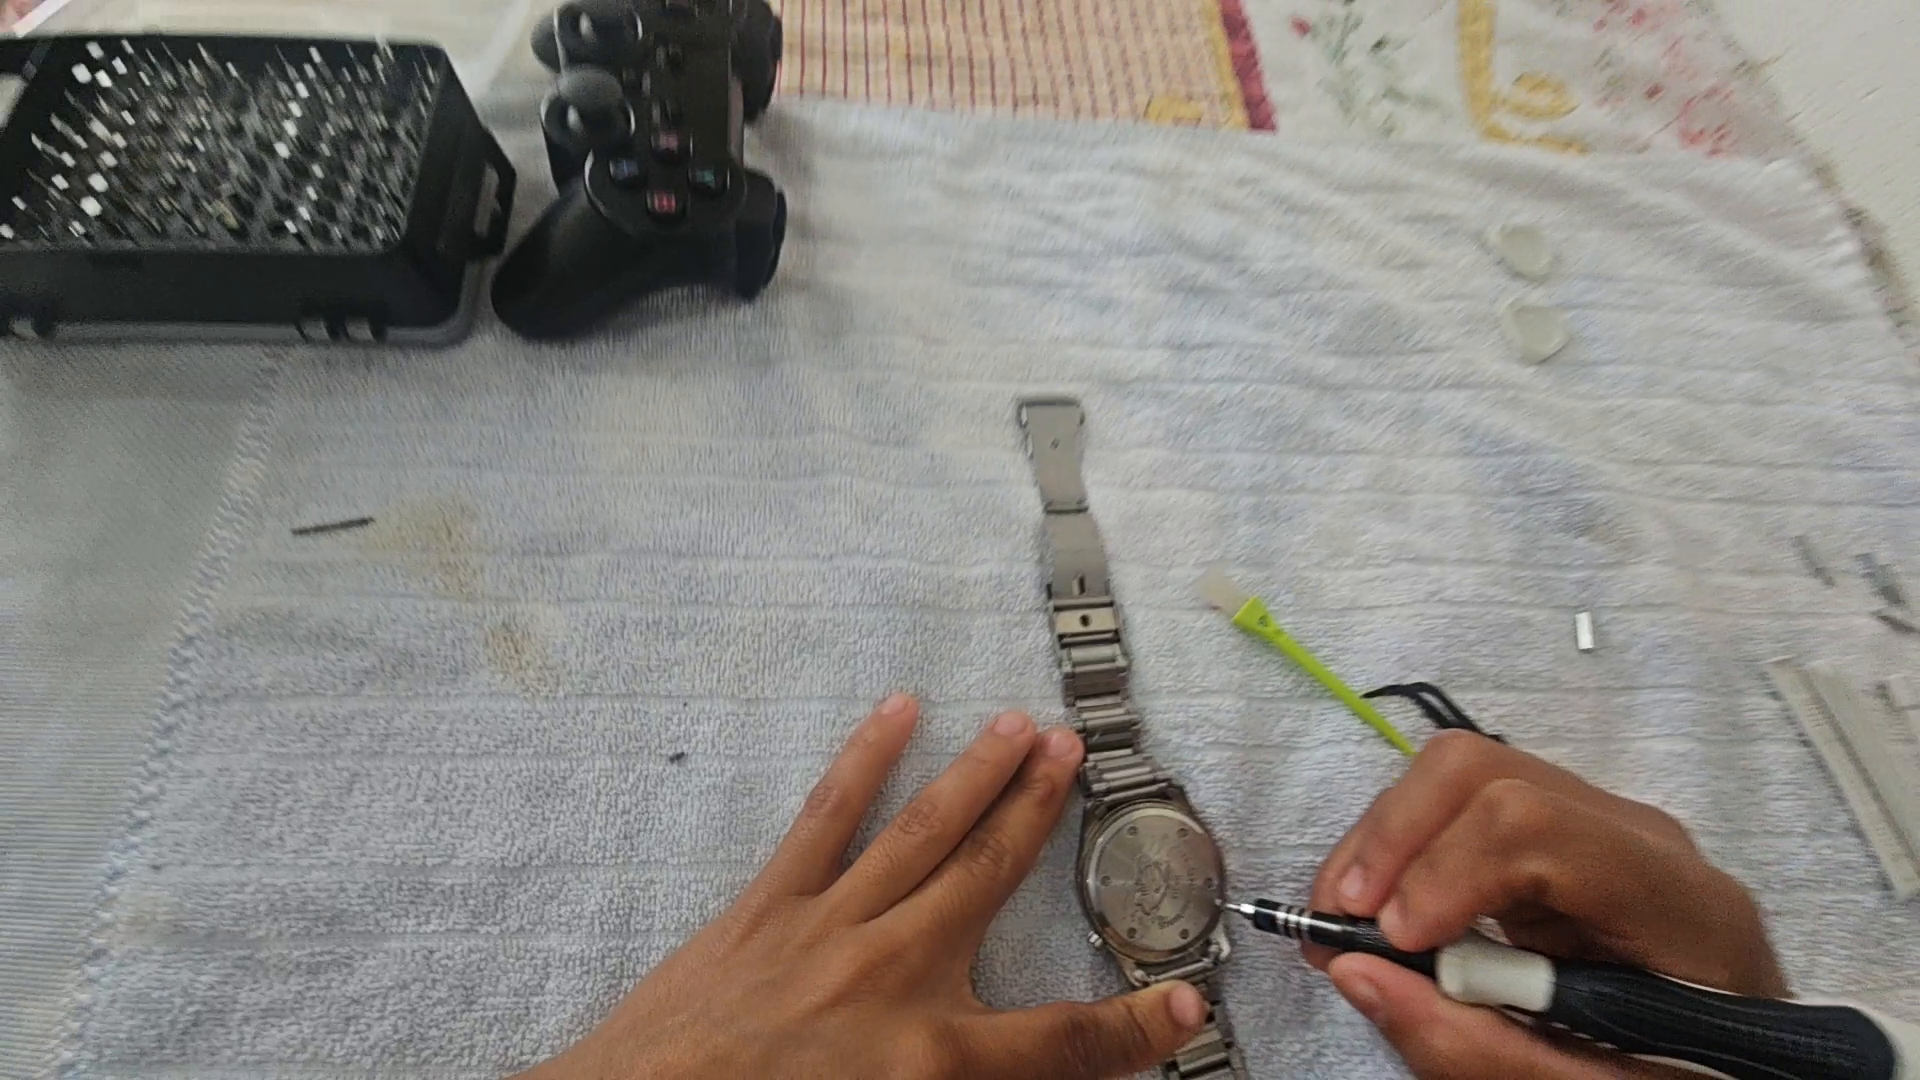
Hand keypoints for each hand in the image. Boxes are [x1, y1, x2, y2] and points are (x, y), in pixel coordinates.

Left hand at [515, 693, 1209, 1079]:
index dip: (1133, 1033)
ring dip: (977, 773)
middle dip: (1040, 811)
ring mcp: (833, 923)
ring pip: (925, 830)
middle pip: (991, 876)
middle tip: (1072, 753)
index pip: (1059, 1048)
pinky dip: (868, 757)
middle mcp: (893, 974)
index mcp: (926, 1061)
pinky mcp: (775, 898)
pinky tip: (898, 710)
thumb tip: (999, 1064)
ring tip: (1015, 725)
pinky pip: (830, 814)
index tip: (1184, 1004)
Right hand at [1308, 731, 1785, 1078]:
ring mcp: (1583, 814)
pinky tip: (1374, 903)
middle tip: (1339, 914)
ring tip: (1339, 916)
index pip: (1535, 827)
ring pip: (1448, 774)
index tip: (1390, 941)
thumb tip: (1350, 968)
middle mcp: (1630, 831)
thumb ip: (1476, 1049)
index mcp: (1678, 901)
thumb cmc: (1674, 1079)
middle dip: (1390, 838)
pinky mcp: (1539, 821)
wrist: (1723, 1066)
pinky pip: (1445, 801)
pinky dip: (1390, 847)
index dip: (1443, 871)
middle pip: (1478, 772)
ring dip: (1376, 842)